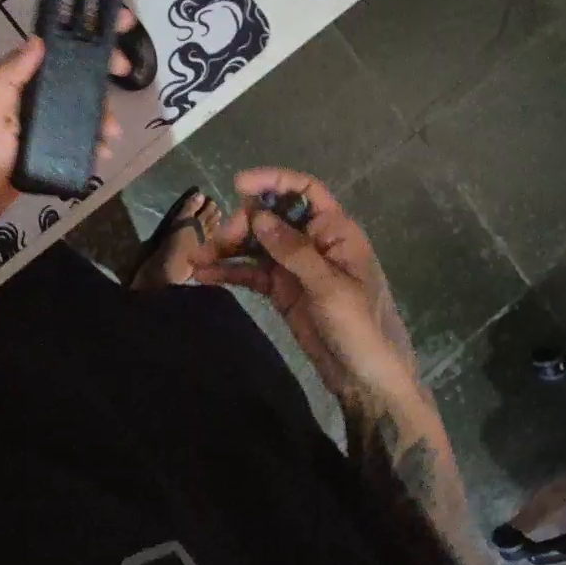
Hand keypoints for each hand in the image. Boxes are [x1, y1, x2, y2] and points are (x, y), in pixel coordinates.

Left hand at [0, 10, 137, 224]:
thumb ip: (8, 75)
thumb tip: (38, 40)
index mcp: (19, 78)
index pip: (55, 48)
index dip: (84, 36)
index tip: (116, 26)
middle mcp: (35, 92)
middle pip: (77, 73)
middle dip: (104, 71)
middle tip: (125, 73)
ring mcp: (48, 117)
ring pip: (85, 104)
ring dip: (105, 113)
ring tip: (112, 132)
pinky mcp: (56, 140)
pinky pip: (83, 131)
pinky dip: (98, 137)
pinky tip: (104, 149)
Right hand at [199, 167, 413, 391]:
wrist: (368, 383)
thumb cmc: (363, 330)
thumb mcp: (330, 288)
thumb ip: (293, 250)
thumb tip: (258, 215)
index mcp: (335, 232)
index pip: (304, 191)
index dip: (273, 181)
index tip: (238, 184)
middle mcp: (312, 243)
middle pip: (270, 217)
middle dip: (240, 225)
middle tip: (217, 244)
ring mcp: (294, 267)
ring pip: (254, 244)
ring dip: (226, 248)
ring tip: (197, 261)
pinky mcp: (281, 290)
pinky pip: (250, 273)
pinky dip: (228, 272)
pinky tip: (203, 275)